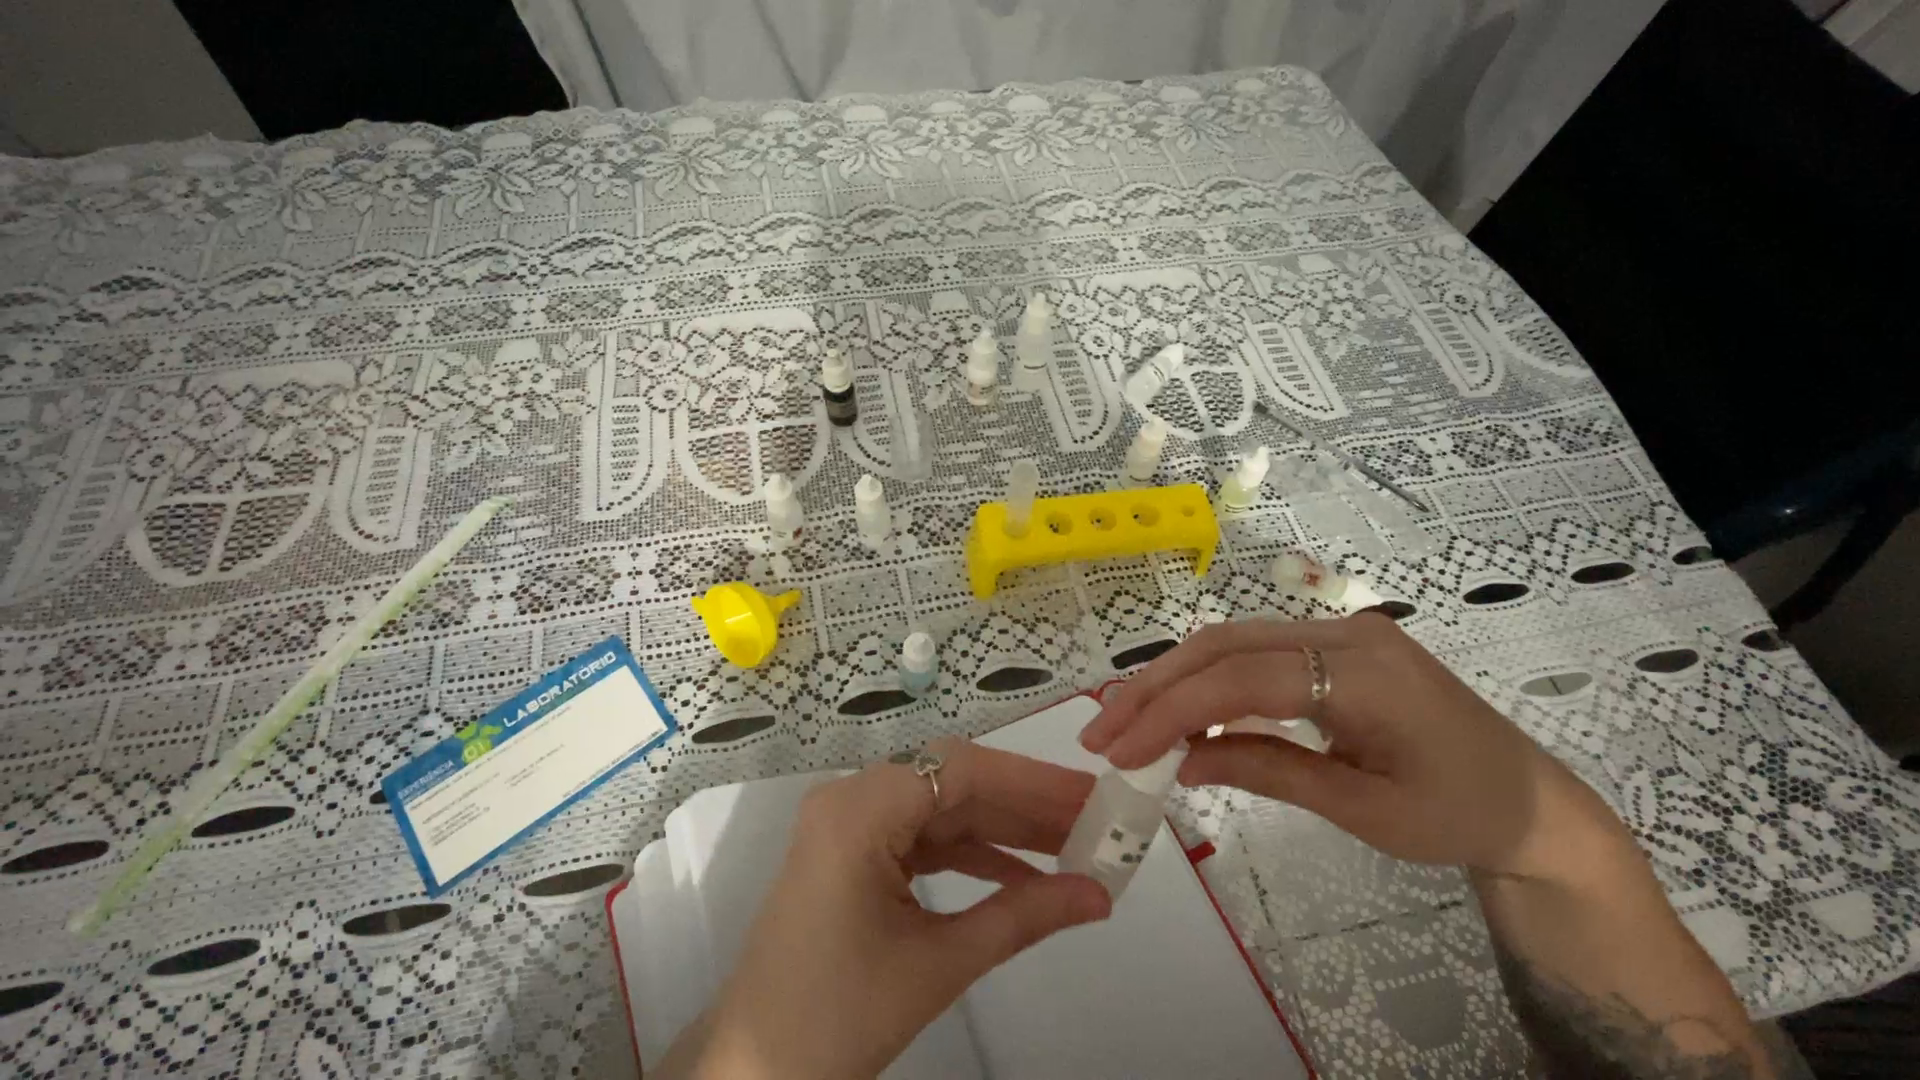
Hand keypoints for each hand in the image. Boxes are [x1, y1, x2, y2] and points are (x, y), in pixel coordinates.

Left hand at [664, 739, 1112, 1079]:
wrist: (755, 1068)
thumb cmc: (839, 1014)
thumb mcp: (939, 964)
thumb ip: (1024, 917)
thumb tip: (1101, 895)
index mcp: (858, 812)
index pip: (959, 768)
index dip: (1031, 779)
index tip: (1092, 797)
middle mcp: (850, 802)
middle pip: (952, 783)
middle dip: (1025, 805)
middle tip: (1097, 822)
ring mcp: (848, 829)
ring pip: (941, 810)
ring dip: (1004, 830)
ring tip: (1074, 848)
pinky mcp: (853, 857)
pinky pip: (922, 840)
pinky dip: (972, 855)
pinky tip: (1024, 876)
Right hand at [1080, 613, 1630, 882]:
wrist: (1528, 801)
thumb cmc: (1456, 815)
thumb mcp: (1360, 809)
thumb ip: (1266, 770)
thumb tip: (1177, 762)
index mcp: (1364, 672)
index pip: (1242, 679)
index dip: (1172, 711)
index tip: (1118, 751)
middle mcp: (1345, 632)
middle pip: (1224, 645)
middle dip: (1154, 688)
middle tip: (1100, 732)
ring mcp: (1339, 631)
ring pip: (1230, 642)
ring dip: (1171, 681)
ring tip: (1123, 724)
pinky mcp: (1331, 646)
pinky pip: (1253, 654)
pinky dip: (1206, 682)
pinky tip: (1178, 714)